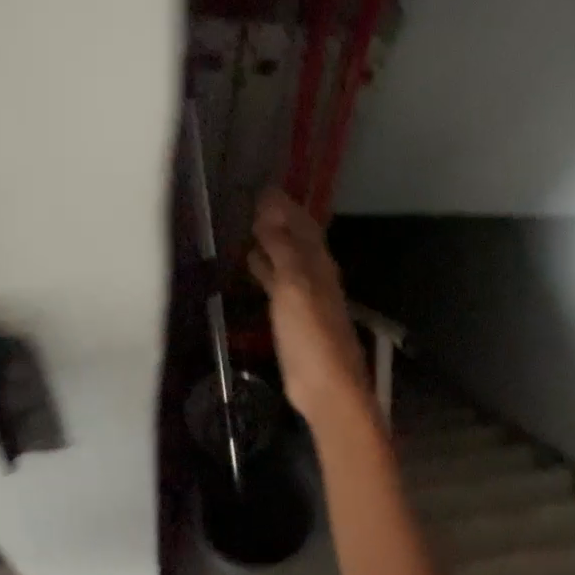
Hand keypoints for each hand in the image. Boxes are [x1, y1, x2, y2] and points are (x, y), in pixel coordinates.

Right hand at [246, 189, 371, 423]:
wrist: (326, 388)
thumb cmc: (311, 336)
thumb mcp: (295, 286)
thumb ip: (283, 249)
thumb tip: (270, 211)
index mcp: (319, 265)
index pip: (303, 225)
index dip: (285, 205)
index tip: (263, 186)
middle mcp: (317, 276)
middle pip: (298, 240)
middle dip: (279, 219)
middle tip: (252, 201)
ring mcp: (306, 299)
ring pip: (288, 260)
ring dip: (272, 242)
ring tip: (248, 225)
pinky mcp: (294, 320)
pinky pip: (278, 283)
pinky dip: (266, 269)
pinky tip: (252, 266)